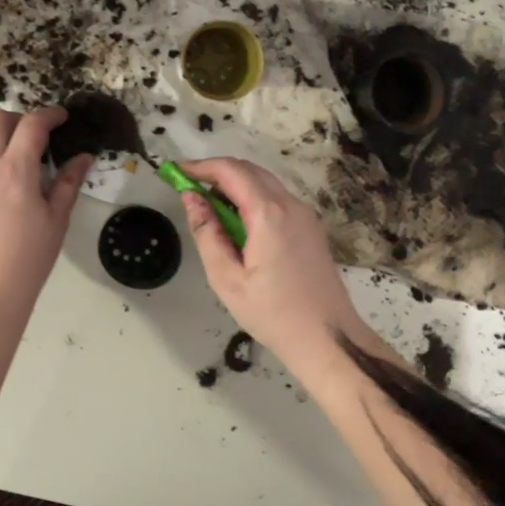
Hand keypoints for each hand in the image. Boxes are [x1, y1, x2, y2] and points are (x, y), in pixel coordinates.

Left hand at [0, 108, 92, 314]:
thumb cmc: (27, 260)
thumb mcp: (56, 221)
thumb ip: (68, 183)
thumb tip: (83, 157)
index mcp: (14, 170)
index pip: (31, 125)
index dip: (49, 114)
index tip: (62, 117)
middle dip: (19, 118)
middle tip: (39, 136)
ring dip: (3, 144)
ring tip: (24, 171)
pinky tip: (5, 198)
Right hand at [179, 158, 368, 377]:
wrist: (328, 339)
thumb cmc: (272, 314)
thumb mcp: (227, 279)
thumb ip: (206, 233)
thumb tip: (191, 197)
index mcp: (268, 214)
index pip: (231, 171)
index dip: (201, 166)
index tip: (176, 172)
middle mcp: (290, 205)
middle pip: (249, 170)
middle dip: (216, 172)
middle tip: (189, 188)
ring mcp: (305, 214)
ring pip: (264, 182)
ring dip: (235, 184)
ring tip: (209, 207)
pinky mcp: (310, 227)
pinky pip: (277, 198)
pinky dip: (252, 197)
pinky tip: (238, 222)